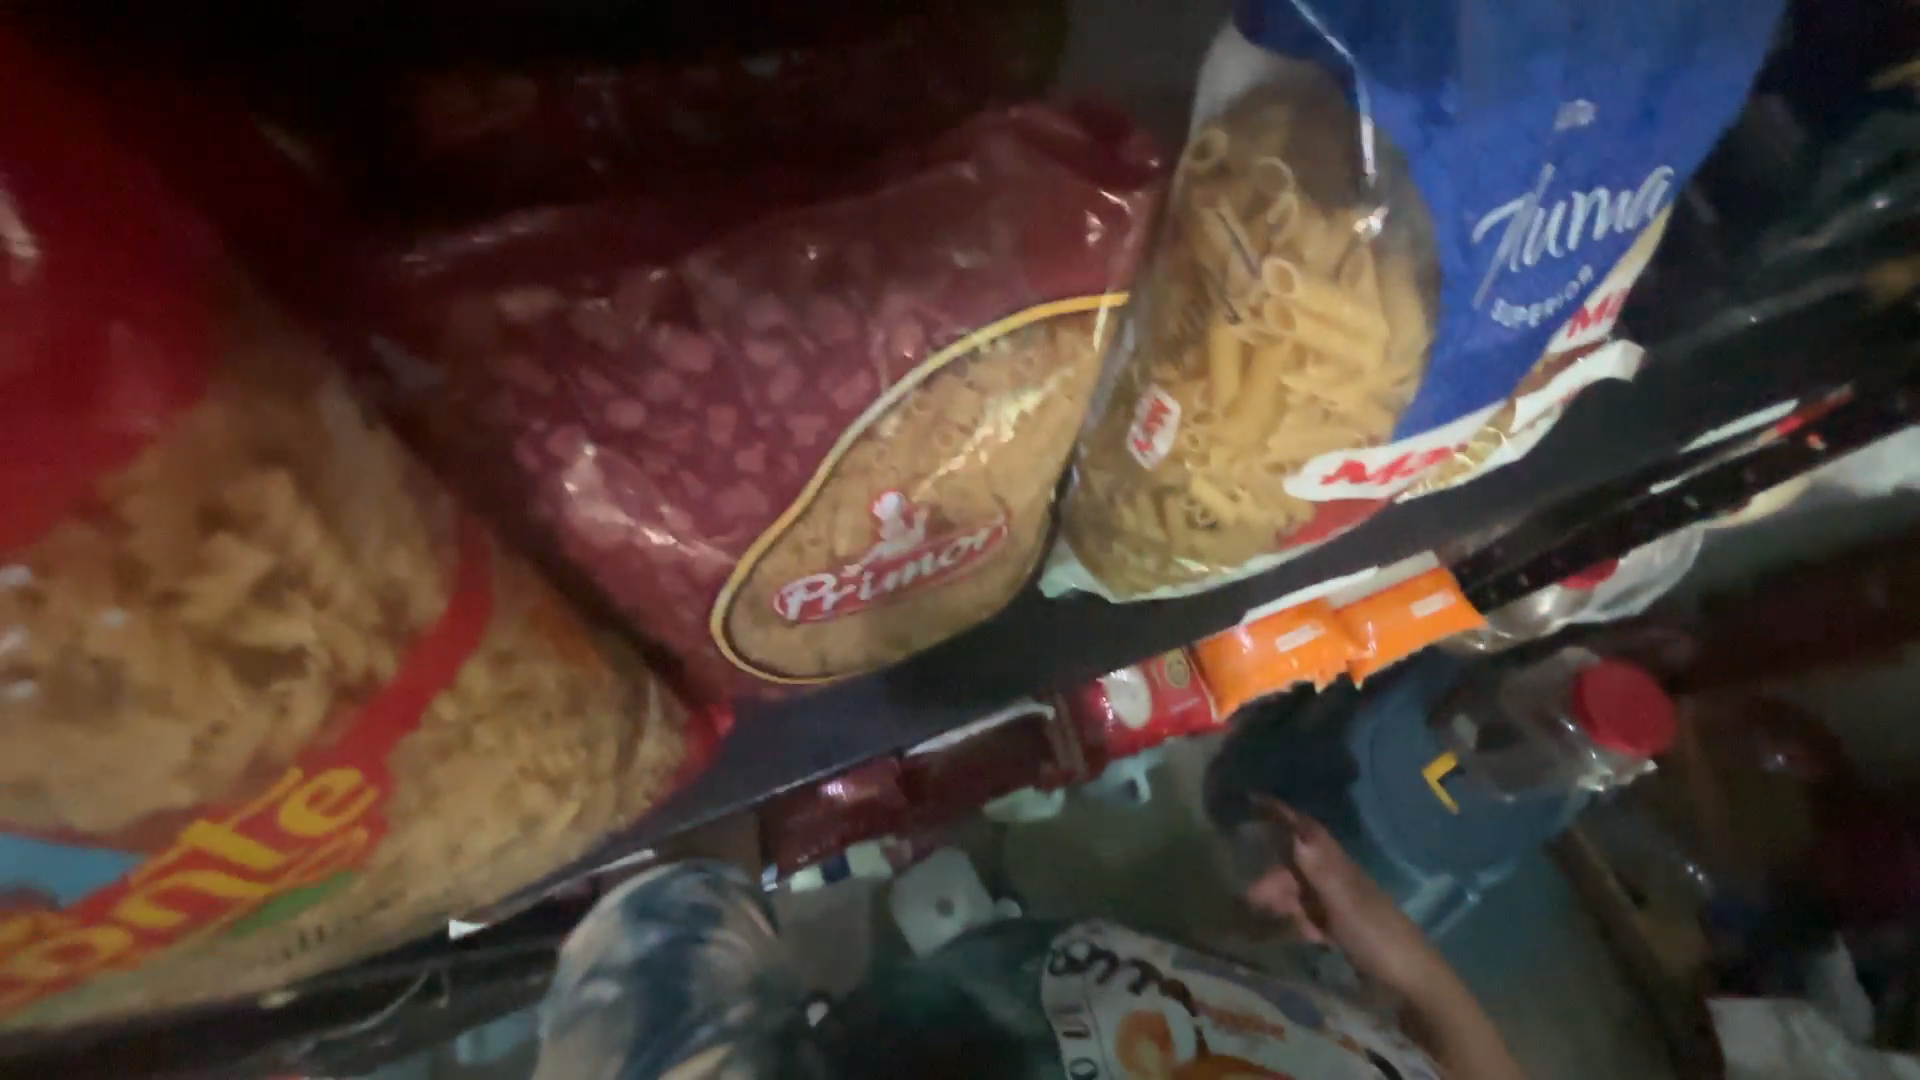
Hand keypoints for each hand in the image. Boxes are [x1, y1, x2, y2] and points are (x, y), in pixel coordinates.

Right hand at [1243, 798, 1446, 993]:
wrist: (1413, 985)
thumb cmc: (1377, 936)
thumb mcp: (1343, 902)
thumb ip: (1318, 867)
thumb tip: (1294, 829)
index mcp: (1339, 866)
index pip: (1308, 830)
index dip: (1283, 814)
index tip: (1254, 799)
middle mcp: (1337, 879)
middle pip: (1297, 866)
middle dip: (1272, 874)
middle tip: (1248, 896)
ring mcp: (1340, 905)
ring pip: (1301, 892)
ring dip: (1280, 899)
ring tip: (1259, 914)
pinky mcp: (1342, 930)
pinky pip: (1310, 916)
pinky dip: (1295, 920)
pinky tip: (1287, 929)